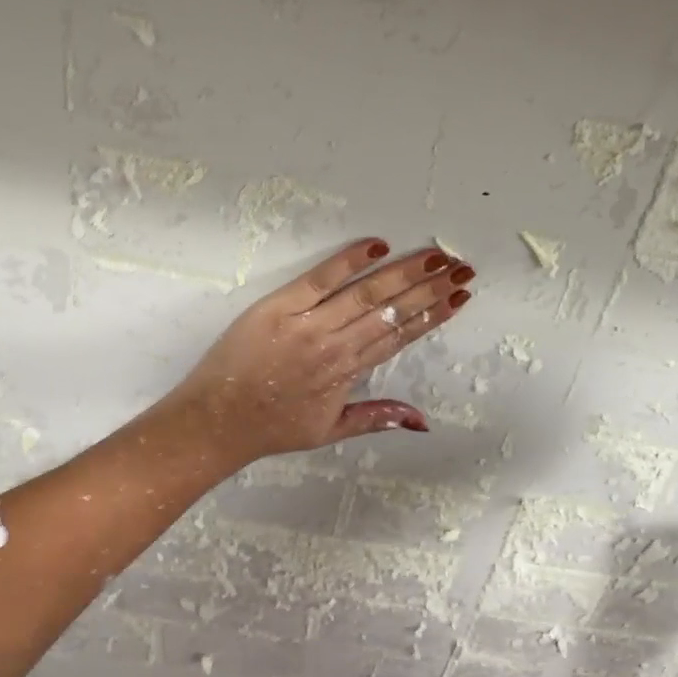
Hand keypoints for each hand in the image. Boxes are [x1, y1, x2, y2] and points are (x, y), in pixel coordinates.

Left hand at [163, 238, 472, 463]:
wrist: (215, 422)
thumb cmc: (271, 427)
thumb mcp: (330, 430)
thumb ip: (377, 417)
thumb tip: (423, 422)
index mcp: (349, 372)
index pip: (401, 335)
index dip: (435, 314)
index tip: (461, 296)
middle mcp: (336, 345)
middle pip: (393, 308)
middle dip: (432, 286)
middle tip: (462, 267)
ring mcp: (308, 323)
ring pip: (367, 292)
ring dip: (405, 272)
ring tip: (436, 256)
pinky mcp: (279, 306)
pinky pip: (320, 278)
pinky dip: (348, 260)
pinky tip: (376, 245)